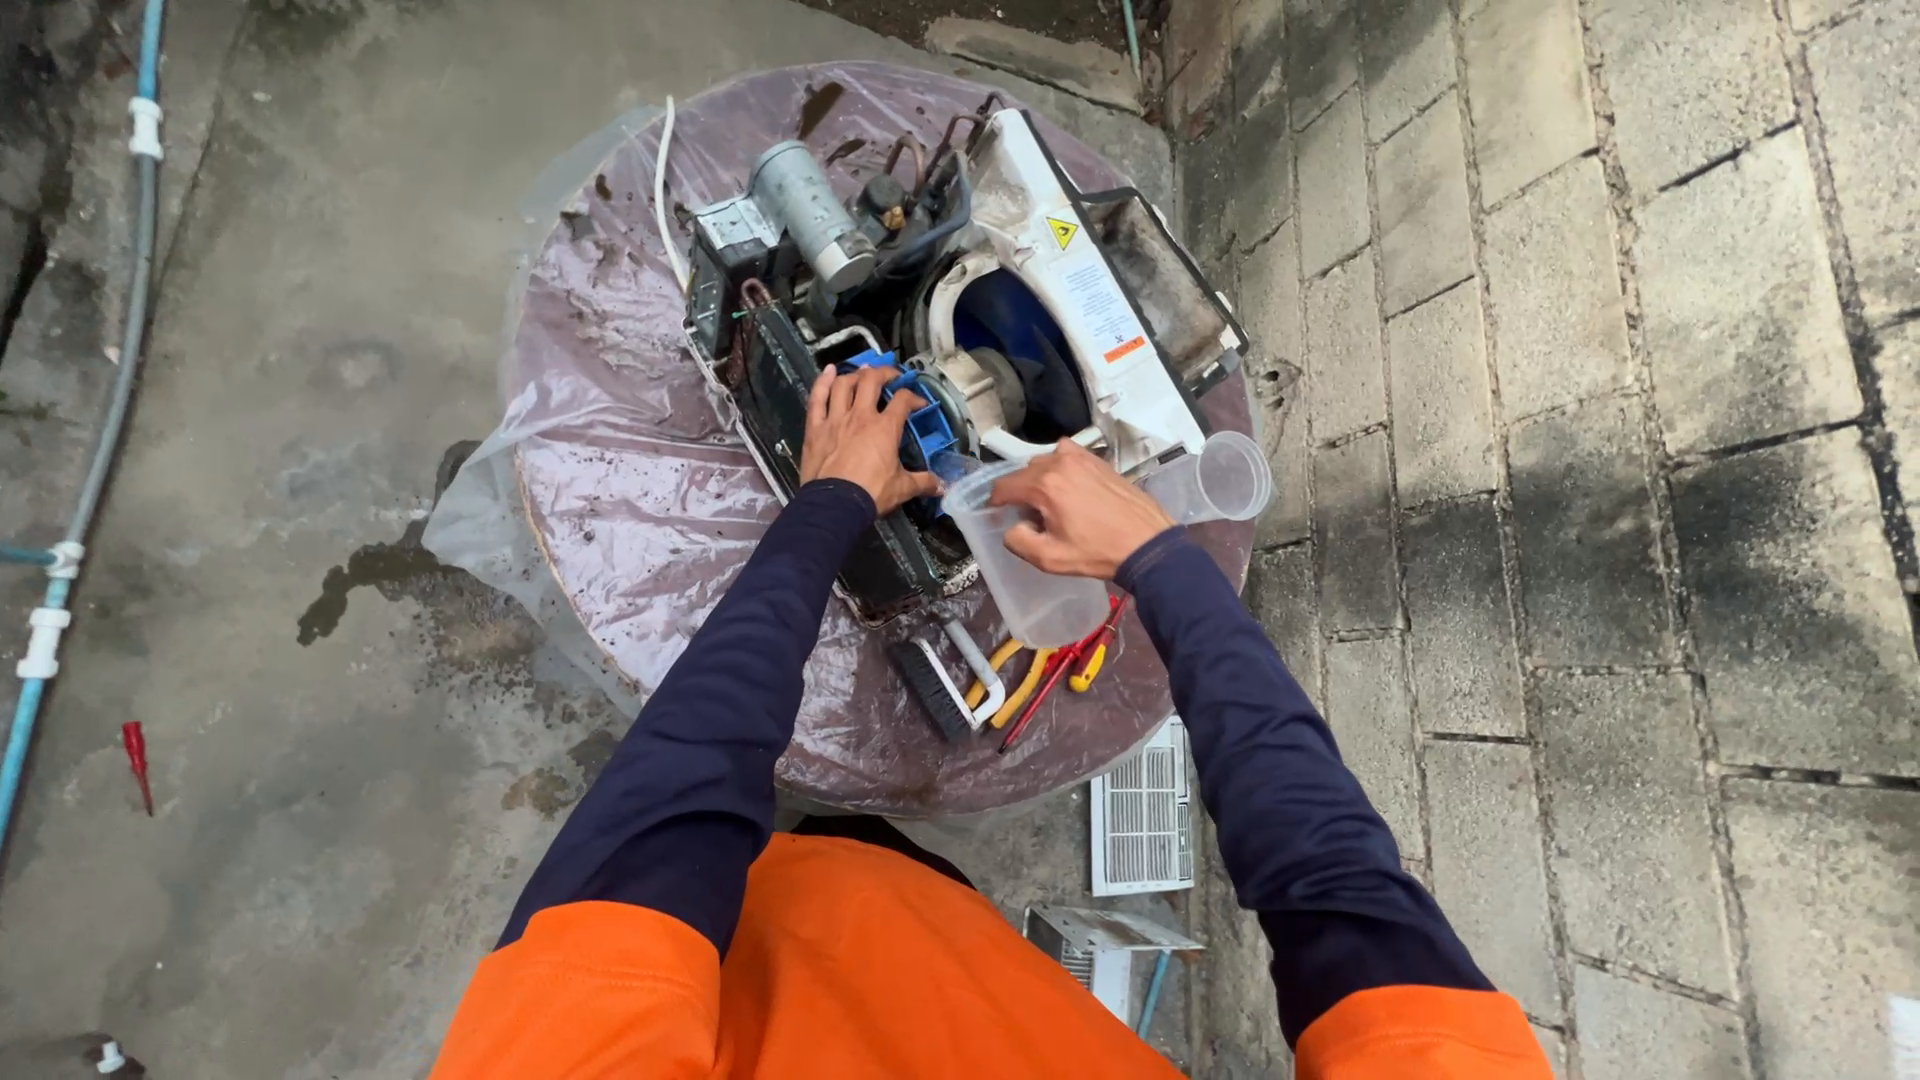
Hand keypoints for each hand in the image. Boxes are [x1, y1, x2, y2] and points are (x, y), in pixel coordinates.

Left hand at [799, 365, 941, 514]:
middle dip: (883, 373)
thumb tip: (943, 487)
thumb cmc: (871, 493)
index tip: (918, 403)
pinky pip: (817, 398)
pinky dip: (822, 382)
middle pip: (872, 381)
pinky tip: (828, 371)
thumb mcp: (902, 488)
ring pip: (844, 385)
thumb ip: (923, 483)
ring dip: (854, 375)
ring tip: (862, 373)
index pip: (903, 401)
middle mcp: (861, 416)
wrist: (835, 504)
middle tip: (890, 376)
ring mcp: (835, 419)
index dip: (913, 397)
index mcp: (885, 428)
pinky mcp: (815, 427)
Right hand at [990, 439, 1174, 579]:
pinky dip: (1059, 468)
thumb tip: (1012, 528)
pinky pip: (1066, 456)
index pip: (1003, 486)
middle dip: (1019, 493)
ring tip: (1050, 504)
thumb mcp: (1050, 558)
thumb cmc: (1098, 552)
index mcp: (1044, 485)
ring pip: (1044, 462)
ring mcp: (1081, 457)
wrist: (1146, 544)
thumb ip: (1018, 541)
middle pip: (1022, 473)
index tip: (997, 516)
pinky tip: (1069, 488)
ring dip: (1038, 480)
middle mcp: (1059, 462)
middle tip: (1029, 518)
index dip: (994, 503)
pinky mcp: (1098, 460)